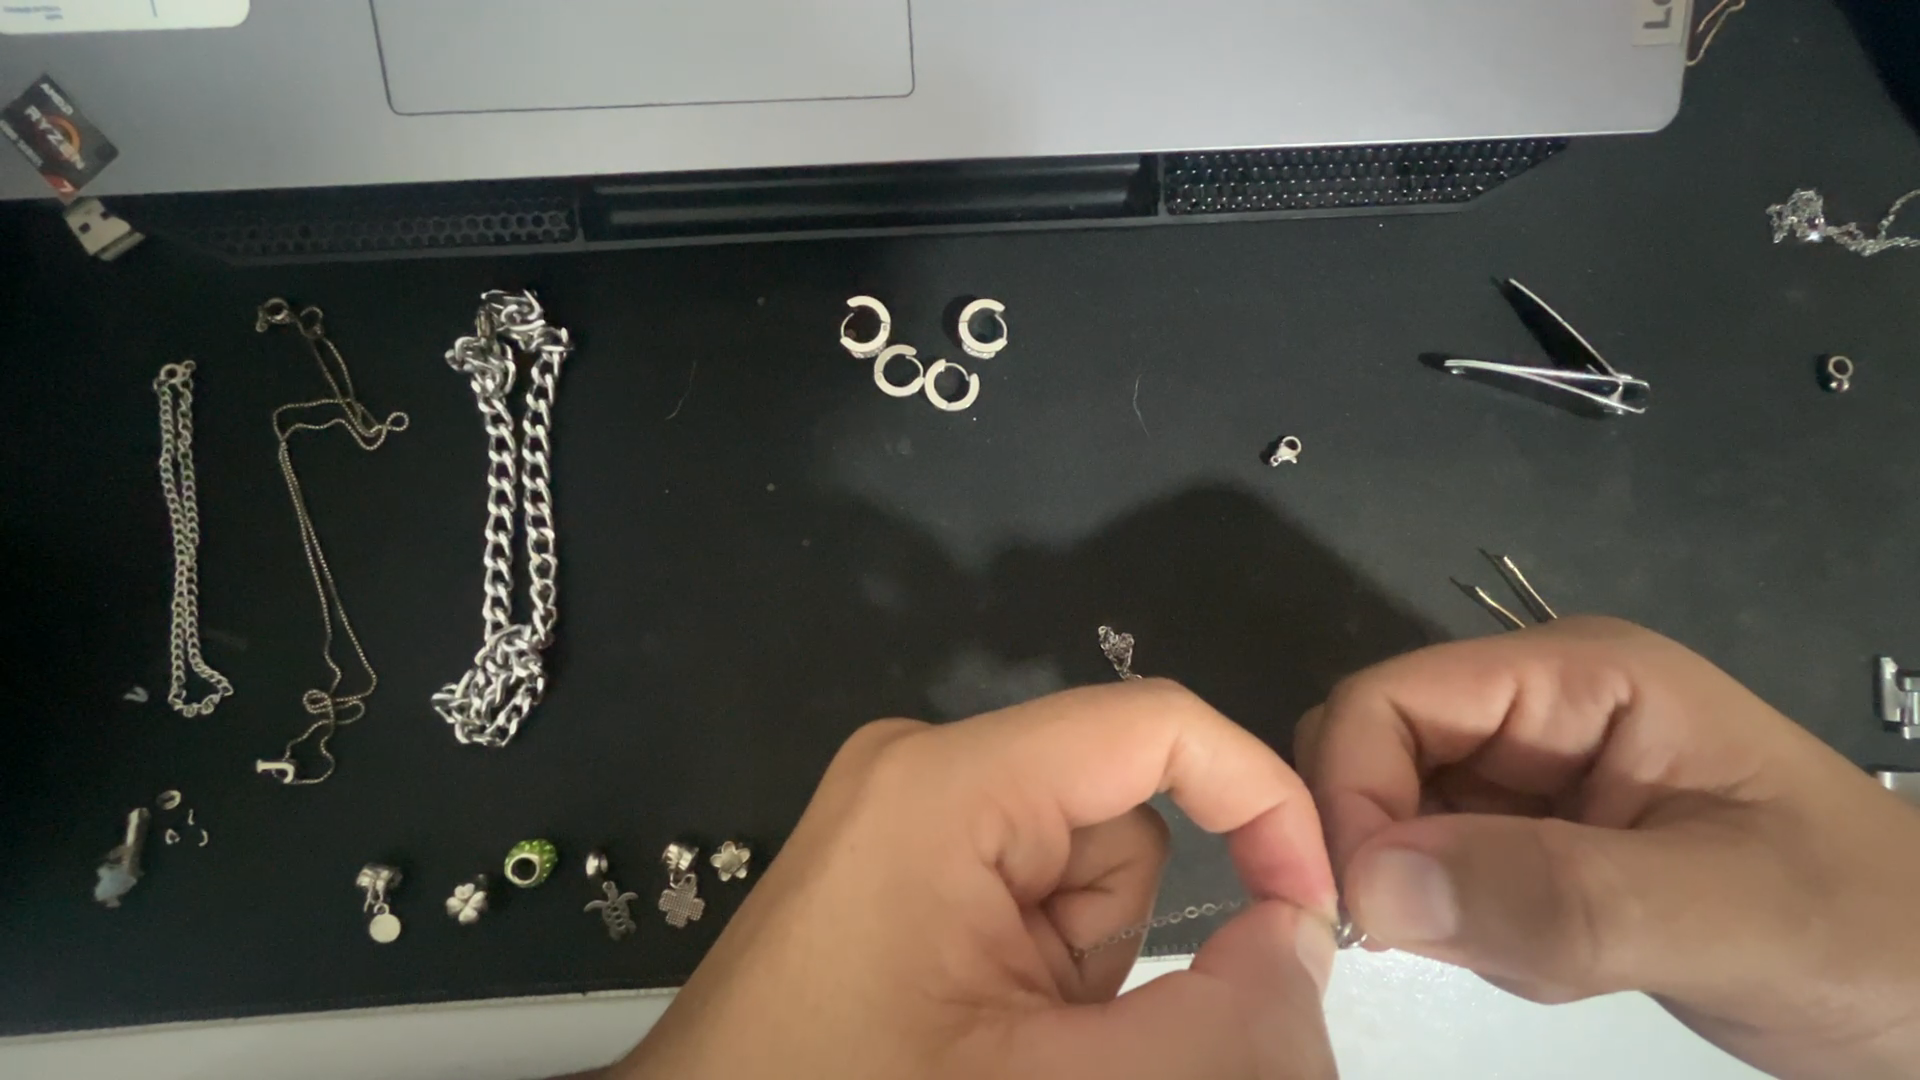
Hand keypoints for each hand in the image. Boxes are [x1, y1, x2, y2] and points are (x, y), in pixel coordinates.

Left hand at [613, 680, 1340, 1079]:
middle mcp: (924, 765)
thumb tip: (1302, 937)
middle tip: (1054, 1036)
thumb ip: (1211, 1033)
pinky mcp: (902, 850)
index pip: (1149, 726)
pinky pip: (1027, 884)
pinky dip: (1040, 961)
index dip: (1257, 795)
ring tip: (1004, 1034)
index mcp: (949, 782)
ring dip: (1081, 961)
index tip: (1311, 911)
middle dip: (1124, 934)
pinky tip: (978, 1022)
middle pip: (1116, 810)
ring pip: (1079, 860)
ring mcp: (906, 805)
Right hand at [1296, 617, 1919, 1079]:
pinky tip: (1534, 952)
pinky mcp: (1515, 824)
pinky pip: (1426, 859)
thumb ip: (1557, 899)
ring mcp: (1517, 764)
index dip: (1350, 788)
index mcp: (1570, 676)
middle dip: (1382, 842)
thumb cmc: (1896, 945)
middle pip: (1370, 746)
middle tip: (1442, 940)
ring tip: (1532, 953)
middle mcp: (1525, 704)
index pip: (1386, 700)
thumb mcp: (1745, 923)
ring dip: (1424, 891)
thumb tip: (1369, 886)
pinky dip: (1448, 917)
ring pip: (1388, 808)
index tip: (1363, 905)